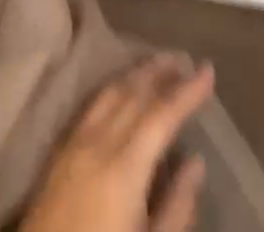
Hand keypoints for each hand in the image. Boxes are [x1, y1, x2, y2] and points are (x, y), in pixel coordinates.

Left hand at [19, 54, 214, 231]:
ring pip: (107, 94)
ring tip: (156, 65)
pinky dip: (110, 89)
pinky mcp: (56, 155)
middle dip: (160, 72)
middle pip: (132, 94)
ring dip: (134, 74)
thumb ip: (177, 205)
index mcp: (125, 168)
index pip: (162, 114)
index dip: (188, 90)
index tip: (207, 69)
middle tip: (183, 59)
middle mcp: (97, 145)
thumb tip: (196, 162)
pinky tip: (118, 90)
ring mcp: (72, 146)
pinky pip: (88, 107)